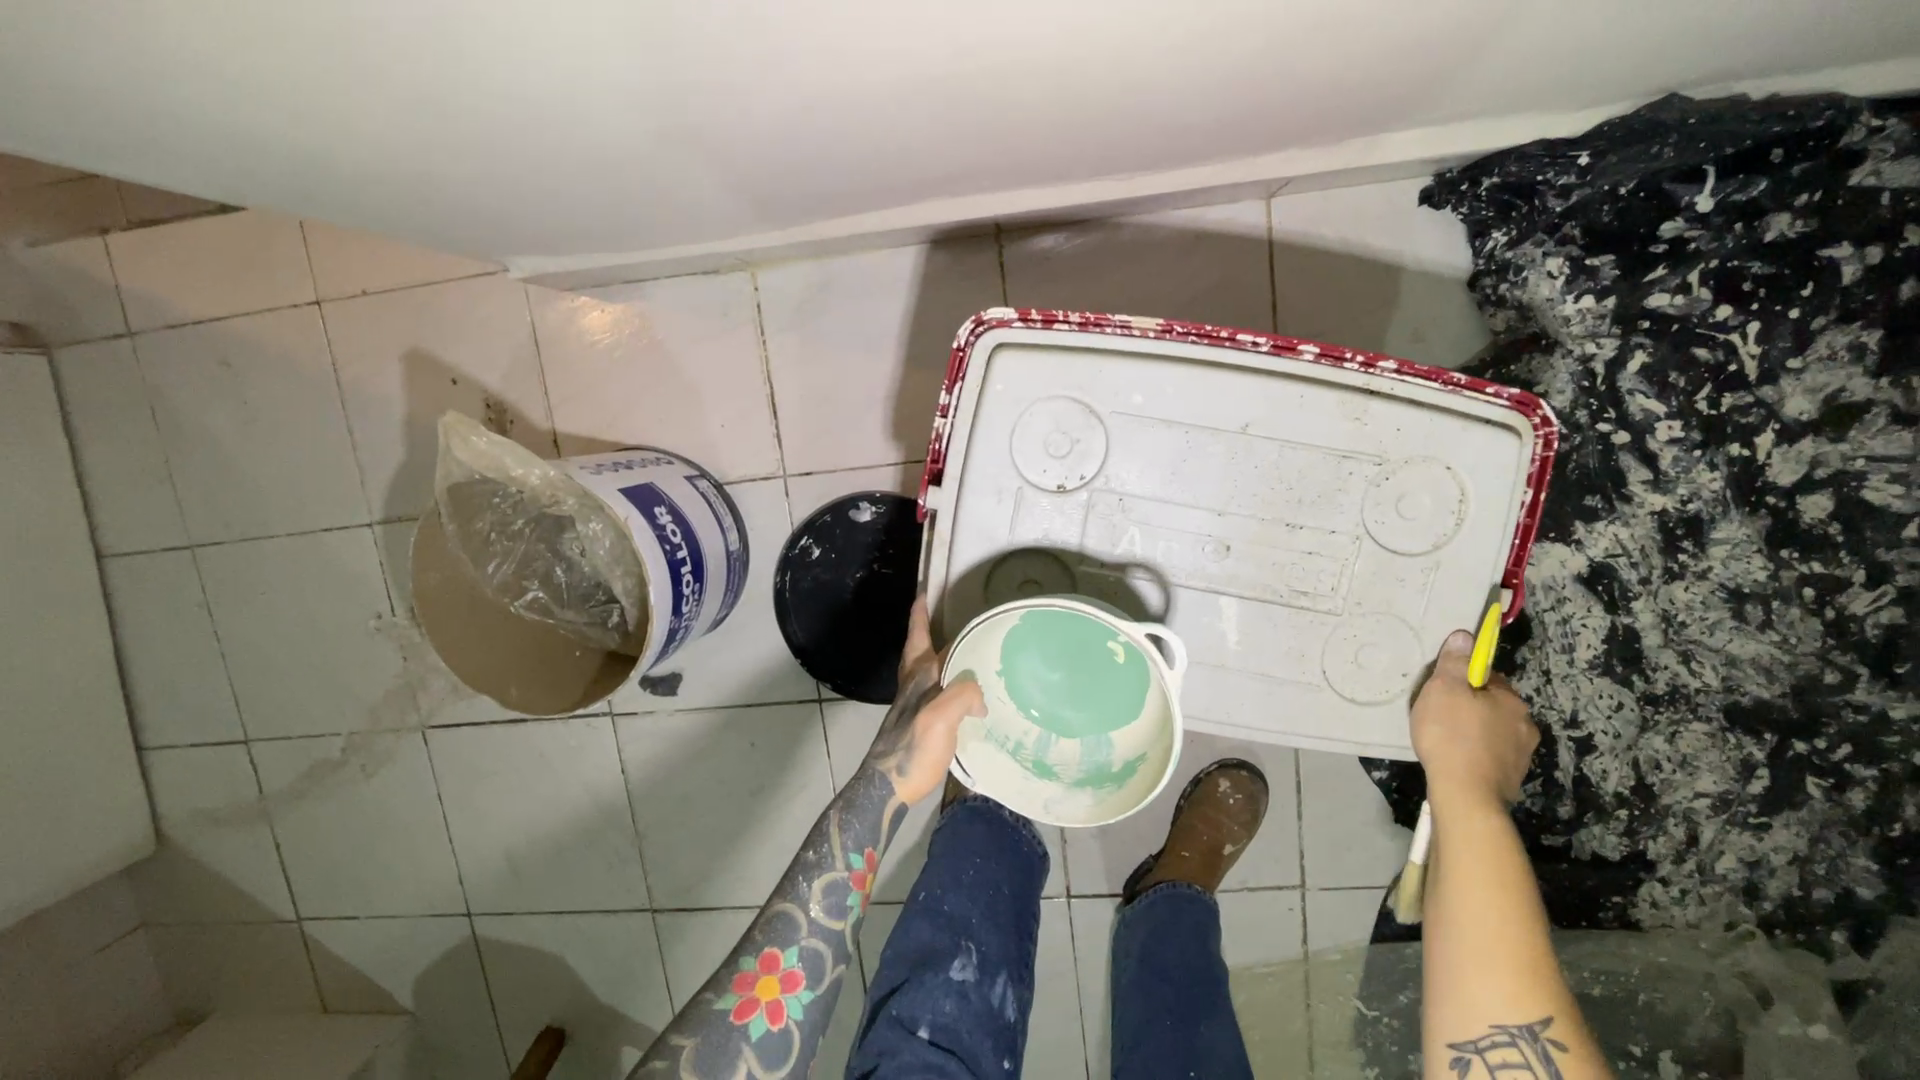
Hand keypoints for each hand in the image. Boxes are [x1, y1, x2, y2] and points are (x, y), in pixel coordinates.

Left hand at [866, 598, 984, 802]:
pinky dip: (954, 686)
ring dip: (947, 658)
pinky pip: (941, 695)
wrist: (887, 789)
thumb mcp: (941, 716)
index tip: (926, 590)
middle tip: (957, 617)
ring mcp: (915, 706)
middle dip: (935, 631)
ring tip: (972, 654)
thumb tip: (980, 695)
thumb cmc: (912, 748)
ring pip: (931, 672)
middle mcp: (914, 686)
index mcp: (918, 675)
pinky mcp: (921, 726)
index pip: (917, 635)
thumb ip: (963, 694)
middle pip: (922, 650)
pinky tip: (971, 697)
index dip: (921, 613)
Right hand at [1410, 629, 1537, 809]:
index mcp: (1511, 699)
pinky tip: (1459, 759)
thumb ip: (1454, 662)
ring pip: (1495, 731)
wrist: (1467, 794)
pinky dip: (1478, 753)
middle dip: (1472, 706)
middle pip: (1494, 704)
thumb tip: (1465, 636)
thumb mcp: (1443, 690)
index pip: (1489, 676)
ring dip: (1477, 731)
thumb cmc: (1451, 735)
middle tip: (1441, 714)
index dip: (1464, 679)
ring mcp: (1522, 753)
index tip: (1444, 689)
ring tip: (1448, 740)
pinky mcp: (1512, 776)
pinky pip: (1493, 754)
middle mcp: (1525, 723)